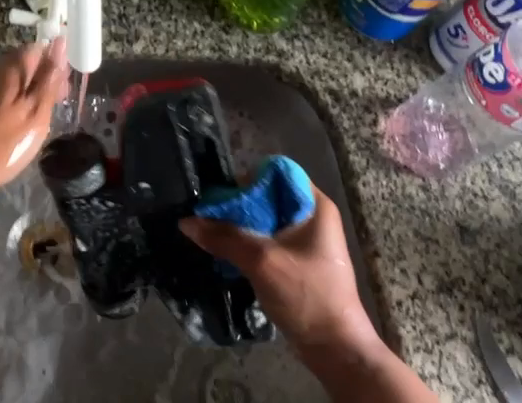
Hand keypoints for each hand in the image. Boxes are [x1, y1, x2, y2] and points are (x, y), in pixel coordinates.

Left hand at [0, 38, 68, 201]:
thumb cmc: (7, 142)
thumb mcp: (37, 111)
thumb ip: (49, 78)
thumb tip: (60, 43)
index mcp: (10, 70)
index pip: (36, 49)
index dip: (54, 61)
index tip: (65, 84)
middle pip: (24, 63)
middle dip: (44, 77)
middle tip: (58, 101)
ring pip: (14, 80)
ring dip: (31, 90)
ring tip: (44, 115)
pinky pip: (3, 94)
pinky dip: (18, 101)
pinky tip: (23, 121)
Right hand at [179, 182, 377, 354]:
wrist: (335, 349)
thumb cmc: (307, 296)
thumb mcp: (261, 261)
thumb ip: (224, 236)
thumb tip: (186, 222)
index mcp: (314, 205)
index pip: (274, 172)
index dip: (247, 179)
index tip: (222, 196)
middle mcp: (311, 215)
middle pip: (265, 195)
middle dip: (236, 204)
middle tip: (210, 214)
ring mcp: (304, 239)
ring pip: (262, 218)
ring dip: (238, 225)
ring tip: (212, 232)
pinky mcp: (296, 260)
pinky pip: (265, 238)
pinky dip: (245, 242)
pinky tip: (226, 251)